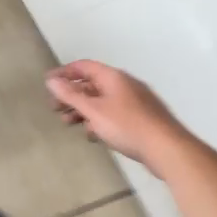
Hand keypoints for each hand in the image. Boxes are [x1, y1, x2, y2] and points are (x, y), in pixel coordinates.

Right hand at [46, 60, 194, 175]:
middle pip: (91, 84)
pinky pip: (114, 113)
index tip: (48, 84)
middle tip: (55, 109)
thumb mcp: (93, 110)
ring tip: (69, 124)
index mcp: (113, 77)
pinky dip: (99, 120)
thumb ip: (70, 95)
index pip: (83, 66)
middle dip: (71, 96)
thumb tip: (51, 80)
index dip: (64, 73)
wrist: (168, 149)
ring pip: (102, 101)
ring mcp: (135, 102)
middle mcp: (125, 85)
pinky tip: (93, 135)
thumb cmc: (127, 126)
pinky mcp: (141, 118)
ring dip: (83, 110)